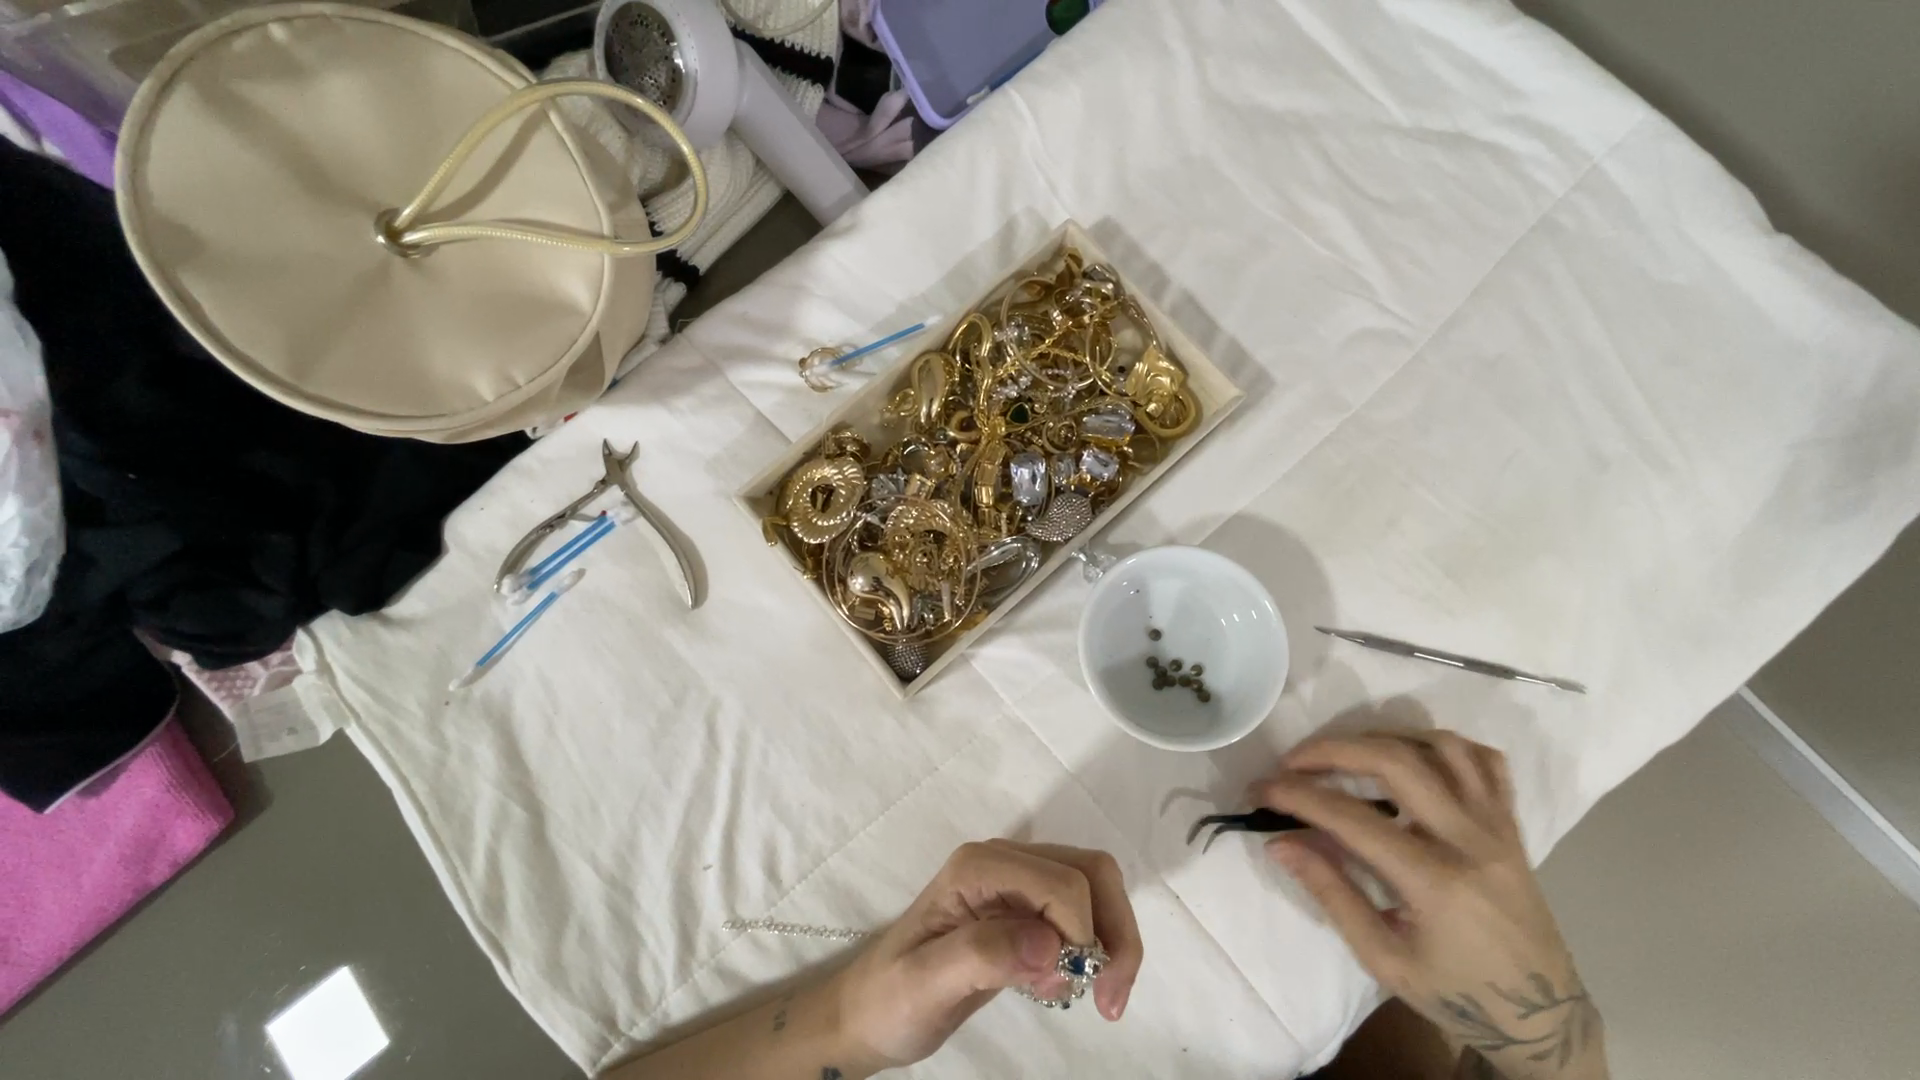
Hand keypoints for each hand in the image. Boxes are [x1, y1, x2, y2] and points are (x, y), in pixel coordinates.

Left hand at [828, 839, 1143, 1072]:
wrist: (871, 1012)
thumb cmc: (891, 999)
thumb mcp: (924, 984)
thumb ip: (982, 955)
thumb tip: (1051, 942)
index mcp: (978, 868)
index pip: (1060, 880)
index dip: (1082, 931)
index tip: (1072, 985)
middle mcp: (1003, 862)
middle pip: (1089, 872)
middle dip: (1113, 931)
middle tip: (1109, 999)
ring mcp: (1016, 882)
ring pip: (1094, 887)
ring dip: (1111, 939)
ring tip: (1097, 996)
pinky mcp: (1025, 909)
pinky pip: (1081, 912)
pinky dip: (1094, 946)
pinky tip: (1066, 985)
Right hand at [1254, 732, 1606, 1079]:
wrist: (1541, 1017)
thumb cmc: (1456, 994)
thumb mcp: (1384, 959)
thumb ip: (1332, 894)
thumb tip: (1279, 842)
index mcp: (1437, 883)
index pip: (1352, 818)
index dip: (1297, 796)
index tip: (1259, 790)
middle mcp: (1472, 842)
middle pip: (1396, 762)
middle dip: (1332, 750)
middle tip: (1292, 761)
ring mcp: (1498, 828)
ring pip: (1442, 748)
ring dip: (1384, 738)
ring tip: (1346, 753)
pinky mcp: (1511, 826)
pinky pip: (1484, 762)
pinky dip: (1442, 746)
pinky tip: (1410, 757)